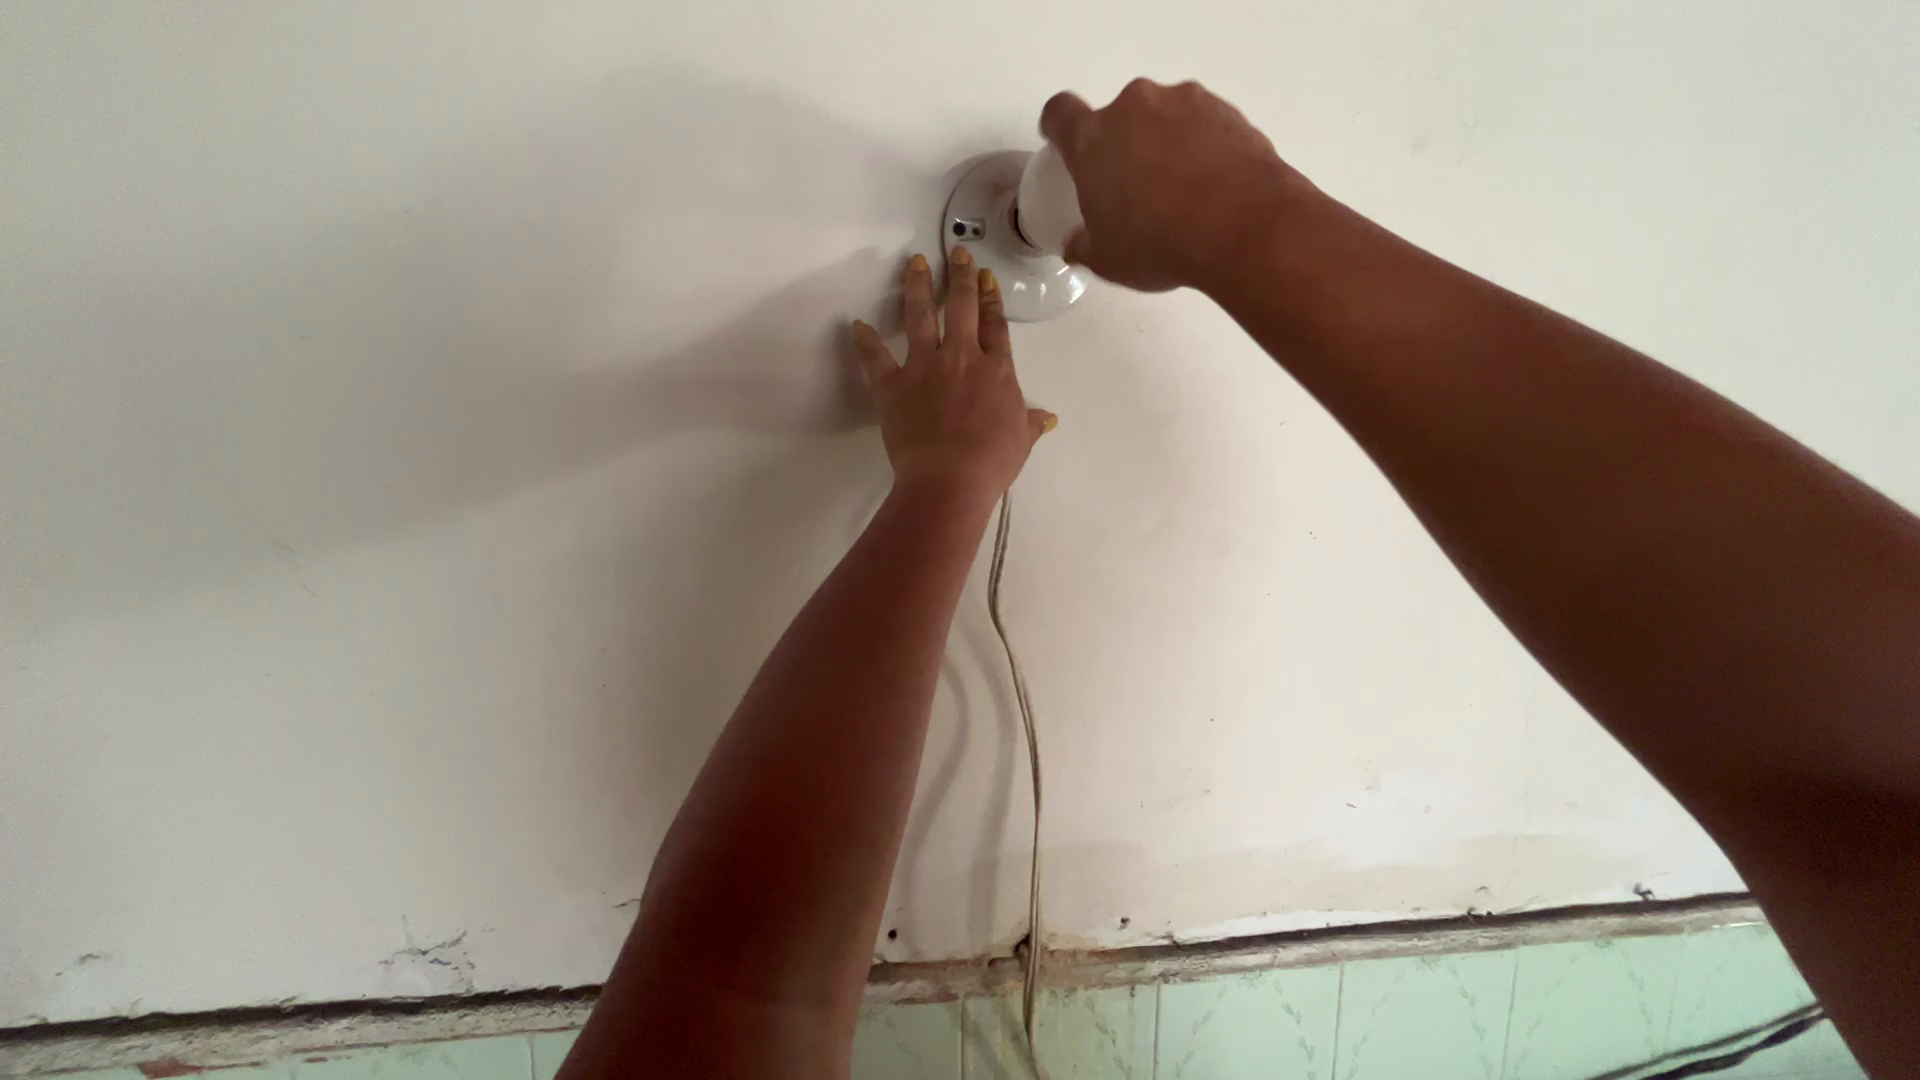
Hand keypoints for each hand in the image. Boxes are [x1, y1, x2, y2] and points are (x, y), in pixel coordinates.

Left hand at [852, 247, 1055, 501]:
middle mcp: (961, 358)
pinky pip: (875, 358)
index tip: (986, 277)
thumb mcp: (1021, 440)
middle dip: (960, 277)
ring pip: (919, 318)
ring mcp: (924, 367)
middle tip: (957, 254)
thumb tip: (1049, 418)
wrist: (950, 480)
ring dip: (917, 287)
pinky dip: (863, 342)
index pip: (995, 325)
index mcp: (996, 370)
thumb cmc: (992, 462)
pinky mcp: (893, 385)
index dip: (992, 299)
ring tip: (914, 264)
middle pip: (962, 308)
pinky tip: (856, 326)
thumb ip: (1032, 423)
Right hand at [1040, 79, 1327, 294]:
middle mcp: (1134, 108)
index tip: (1064, 144)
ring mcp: (1183, 102)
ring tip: (1179, 193)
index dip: (1058, 127)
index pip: (1060, 114)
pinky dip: (1200, 148)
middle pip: (1117, 118)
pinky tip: (1210, 188)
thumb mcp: (1107, 260)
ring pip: (1162, 119)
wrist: (1242, 226)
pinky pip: (1201, 126)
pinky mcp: (1226, 110)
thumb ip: (1084, 245)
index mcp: (1092, 140)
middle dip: (1121, 147)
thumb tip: (1077, 244)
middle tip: (1132, 190)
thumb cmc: (1157, 244)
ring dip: (1163, 144)